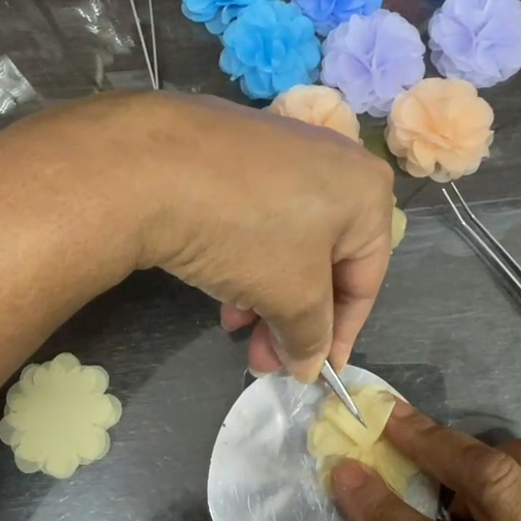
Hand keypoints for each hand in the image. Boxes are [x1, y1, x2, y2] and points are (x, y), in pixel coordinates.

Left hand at [95, 91, 394, 381]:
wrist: (153, 165)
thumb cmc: (247, 231)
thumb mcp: (291, 296)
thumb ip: (310, 336)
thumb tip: (308, 365)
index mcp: (367, 190)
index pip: (365, 280)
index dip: (339, 335)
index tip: (311, 373)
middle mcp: (334, 159)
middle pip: (323, 259)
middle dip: (293, 318)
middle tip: (262, 359)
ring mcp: (281, 148)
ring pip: (286, 239)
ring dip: (265, 293)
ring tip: (233, 325)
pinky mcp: (236, 147)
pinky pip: (257, 212)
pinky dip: (246, 255)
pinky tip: (218, 282)